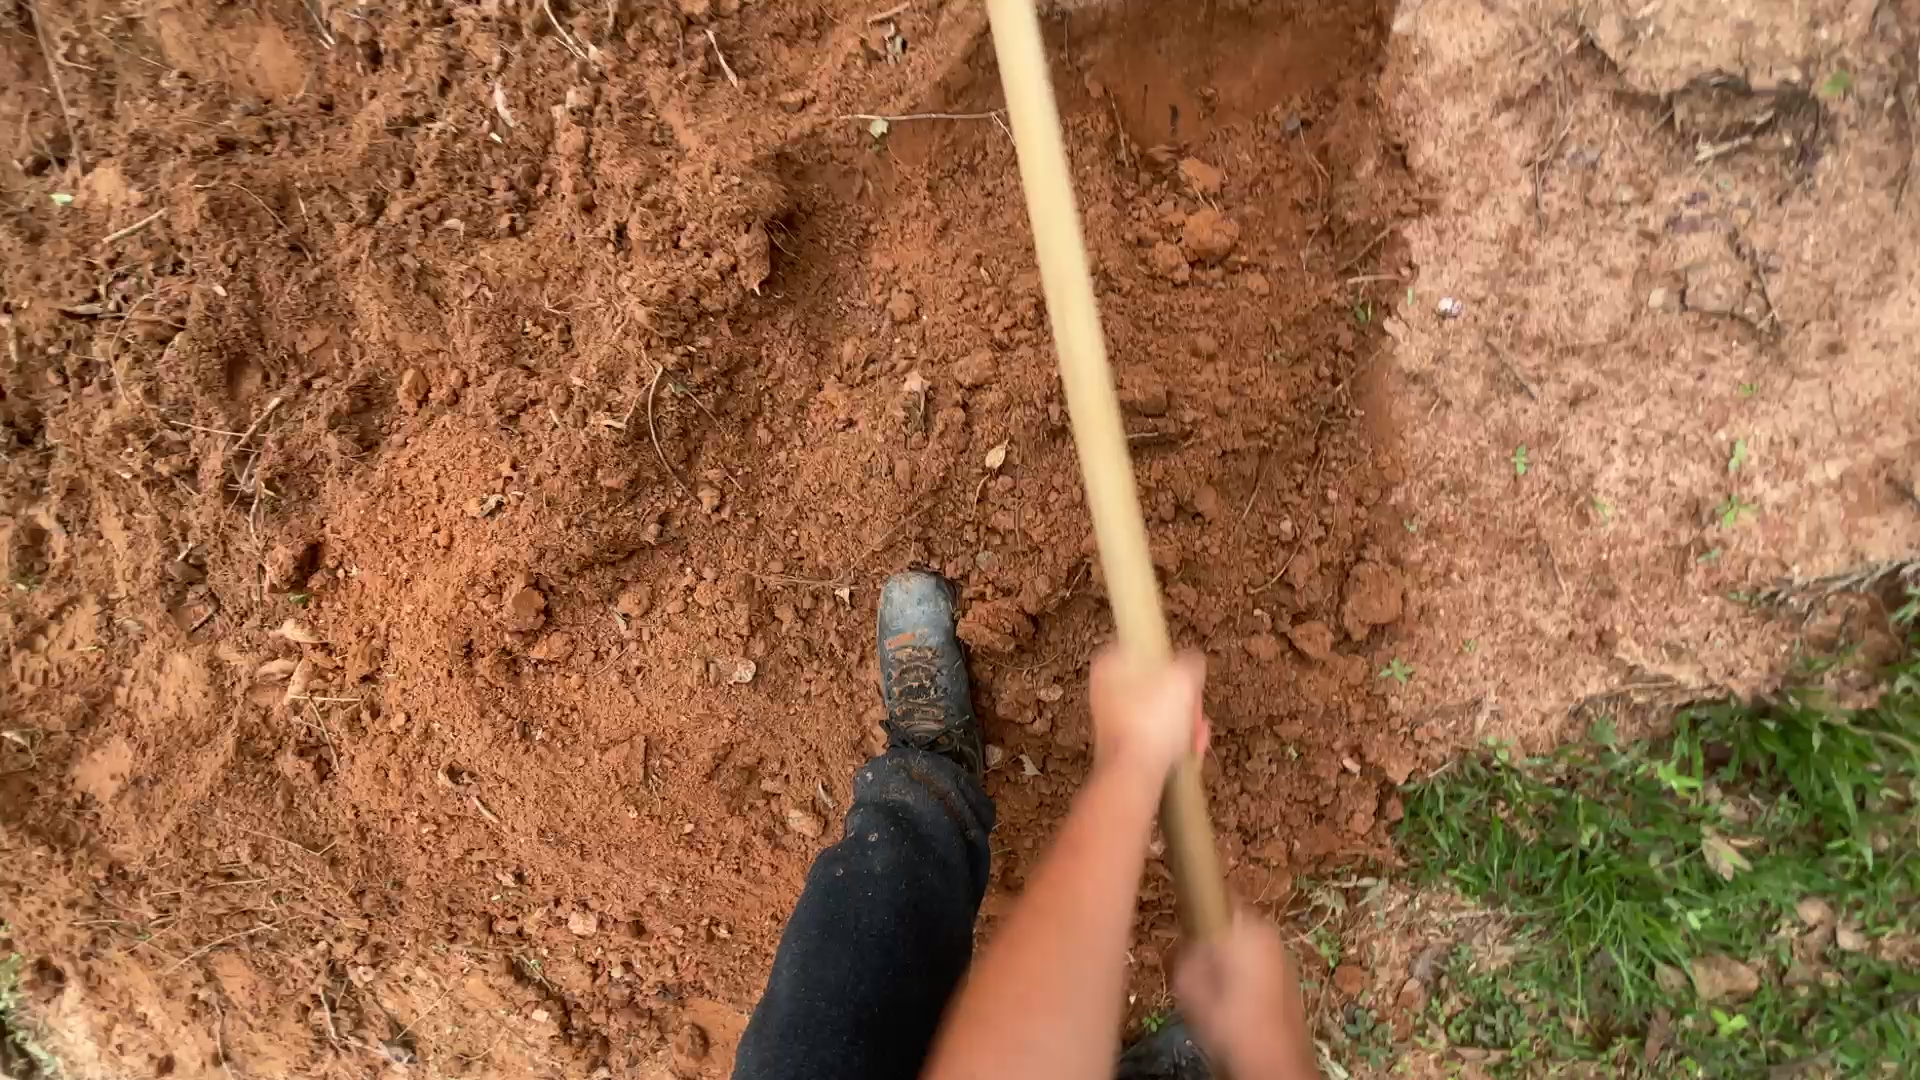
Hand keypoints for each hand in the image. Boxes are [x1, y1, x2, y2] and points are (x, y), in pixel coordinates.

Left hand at [1088, 647, 1207, 783]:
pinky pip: (1156, 739)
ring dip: (1183, 726)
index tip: (1186, 674)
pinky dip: (1174, 746)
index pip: (1145, 650)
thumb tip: (1192, 662)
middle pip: (1156, 687)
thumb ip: (1189, 663)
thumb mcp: (1182, 678)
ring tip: (1195, 735)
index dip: (1172, 663)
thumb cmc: (1149, 723)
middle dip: (1183, 702)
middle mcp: (1105, 690)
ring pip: (1159, 716)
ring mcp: (1113, 721)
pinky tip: (1190, 753)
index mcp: (1109, 663)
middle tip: (1193, 711)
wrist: (1133, 774)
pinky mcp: (1123, 748)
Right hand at [1175, 908, 1318, 1079]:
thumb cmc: (1229, 1020)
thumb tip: (1183, 943)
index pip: (1213, 891)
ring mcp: (1282, 956)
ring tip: (1210, 986)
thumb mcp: (1187, 983)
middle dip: (1208, 935)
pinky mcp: (1288, 981)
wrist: (1274, 1070)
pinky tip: (1230, 1001)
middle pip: (1227, 919)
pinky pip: (1254, 963)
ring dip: (1225, 956)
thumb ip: (1180, 952)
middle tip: (1191, 961)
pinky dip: (1241, 974)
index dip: (1193, 904)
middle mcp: (1268, 932)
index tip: (1180, 923)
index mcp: (1246, 923)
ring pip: (1241, 943)